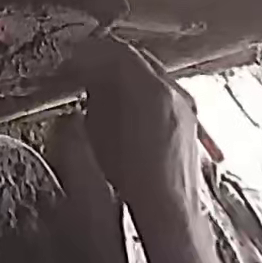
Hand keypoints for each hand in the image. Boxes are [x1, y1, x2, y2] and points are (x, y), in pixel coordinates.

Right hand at [74, 37, 215, 262]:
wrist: (169, 210)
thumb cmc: (129, 173)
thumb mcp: (98, 129)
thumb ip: (95, 95)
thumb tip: (89, 78)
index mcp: (150, 88)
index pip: (119, 52)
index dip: (91, 52)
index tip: (71, 59)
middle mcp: (174, 89)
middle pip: (137, 58)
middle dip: (107, 59)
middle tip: (81, 68)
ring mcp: (187, 104)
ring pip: (150, 73)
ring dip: (123, 74)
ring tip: (99, 87)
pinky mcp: (190, 120)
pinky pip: (160, 91)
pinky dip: (138, 89)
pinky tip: (122, 105)